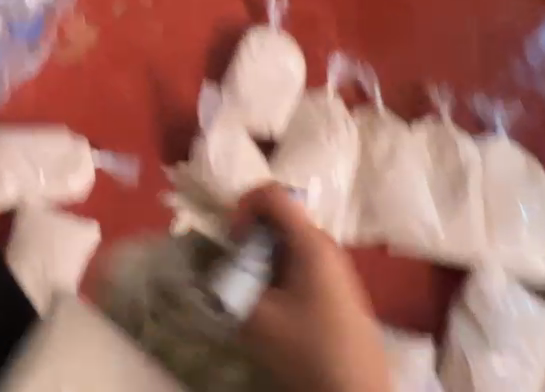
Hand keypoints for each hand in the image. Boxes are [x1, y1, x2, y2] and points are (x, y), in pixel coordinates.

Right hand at [233, 184, 391, 391]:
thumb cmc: (309, 352)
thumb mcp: (257, 318)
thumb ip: (226, 283)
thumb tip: (208, 265)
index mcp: (310, 243)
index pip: (271, 193)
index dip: (242, 205)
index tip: (231, 238)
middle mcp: (326, 246)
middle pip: (278, 217)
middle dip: (249, 234)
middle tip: (234, 265)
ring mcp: (334, 269)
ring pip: (287, 241)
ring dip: (261, 255)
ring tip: (250, 288)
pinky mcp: (336, 290)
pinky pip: (299, 261)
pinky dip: (276, 270)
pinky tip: (272, 305)